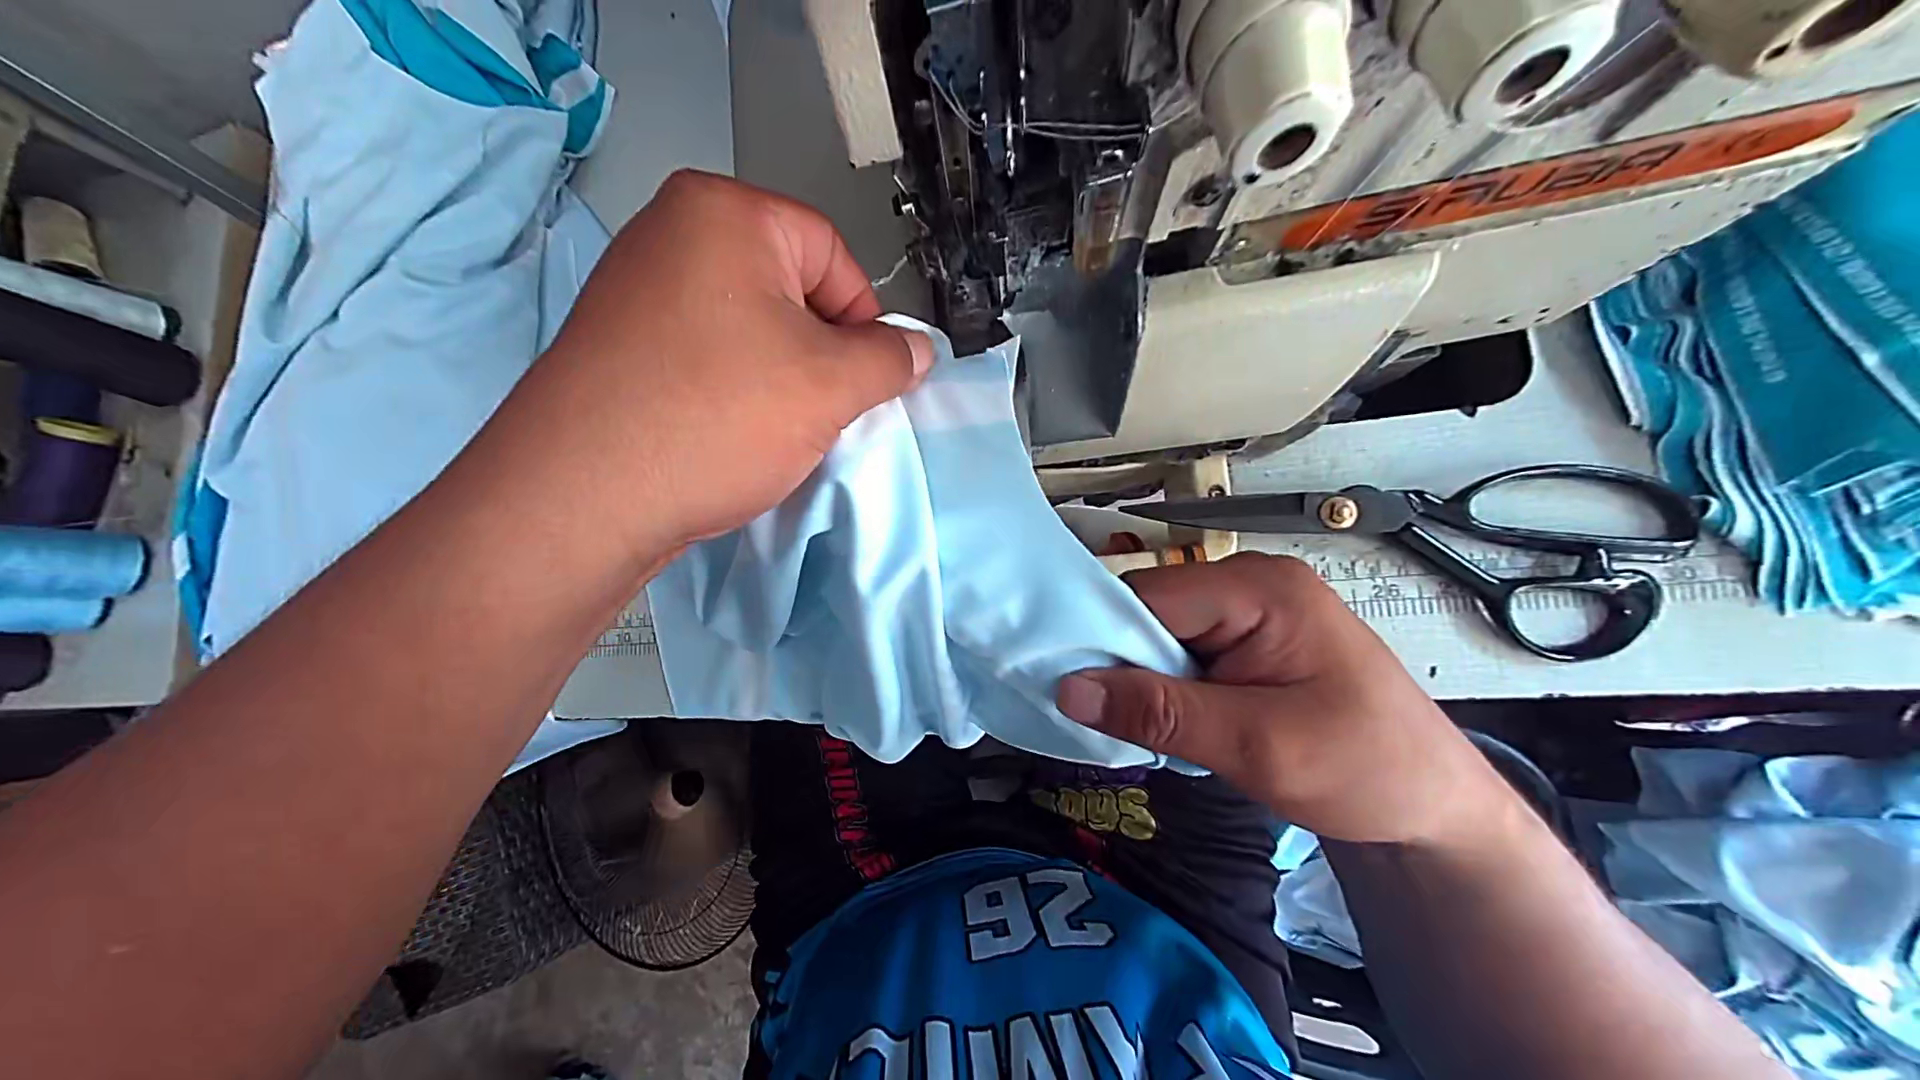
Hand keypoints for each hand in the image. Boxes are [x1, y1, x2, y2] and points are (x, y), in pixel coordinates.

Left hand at [537, 170, 931, 549]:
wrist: (584, 498)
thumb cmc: (710, 419)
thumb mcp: (831, 386)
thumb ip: (891, 359)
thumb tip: (914, 350)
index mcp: (724, 213)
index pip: (835, 255)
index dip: (864, 321)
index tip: (865, 377)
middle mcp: (671, 234)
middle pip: (792, 291)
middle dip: (820, 354)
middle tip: (821, 407)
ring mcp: (639, 290)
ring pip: (752, 330)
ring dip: (781, 380)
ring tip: (772, 428)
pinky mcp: (622, 345)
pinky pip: (709, 357)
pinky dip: (735, 392)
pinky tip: (731, 434)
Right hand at [1055, 553, 1511, 844]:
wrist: (1431, 807)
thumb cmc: (1367, 768)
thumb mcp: (1259, 745)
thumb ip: (1161, 713)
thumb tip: (1069, 691)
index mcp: (1261, 588)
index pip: (1150, 595)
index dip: (1103, 638)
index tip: (1067, 687)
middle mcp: (1248, 586)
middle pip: (1149, 611)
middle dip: (1122, 665)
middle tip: (1103, 718)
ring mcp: (1247, 614)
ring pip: (1157, 636)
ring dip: (1141, 682)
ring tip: (1135, 726)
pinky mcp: (1244, 644)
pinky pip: (1178, 654)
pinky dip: (1161, 689)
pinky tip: (1161, 720)